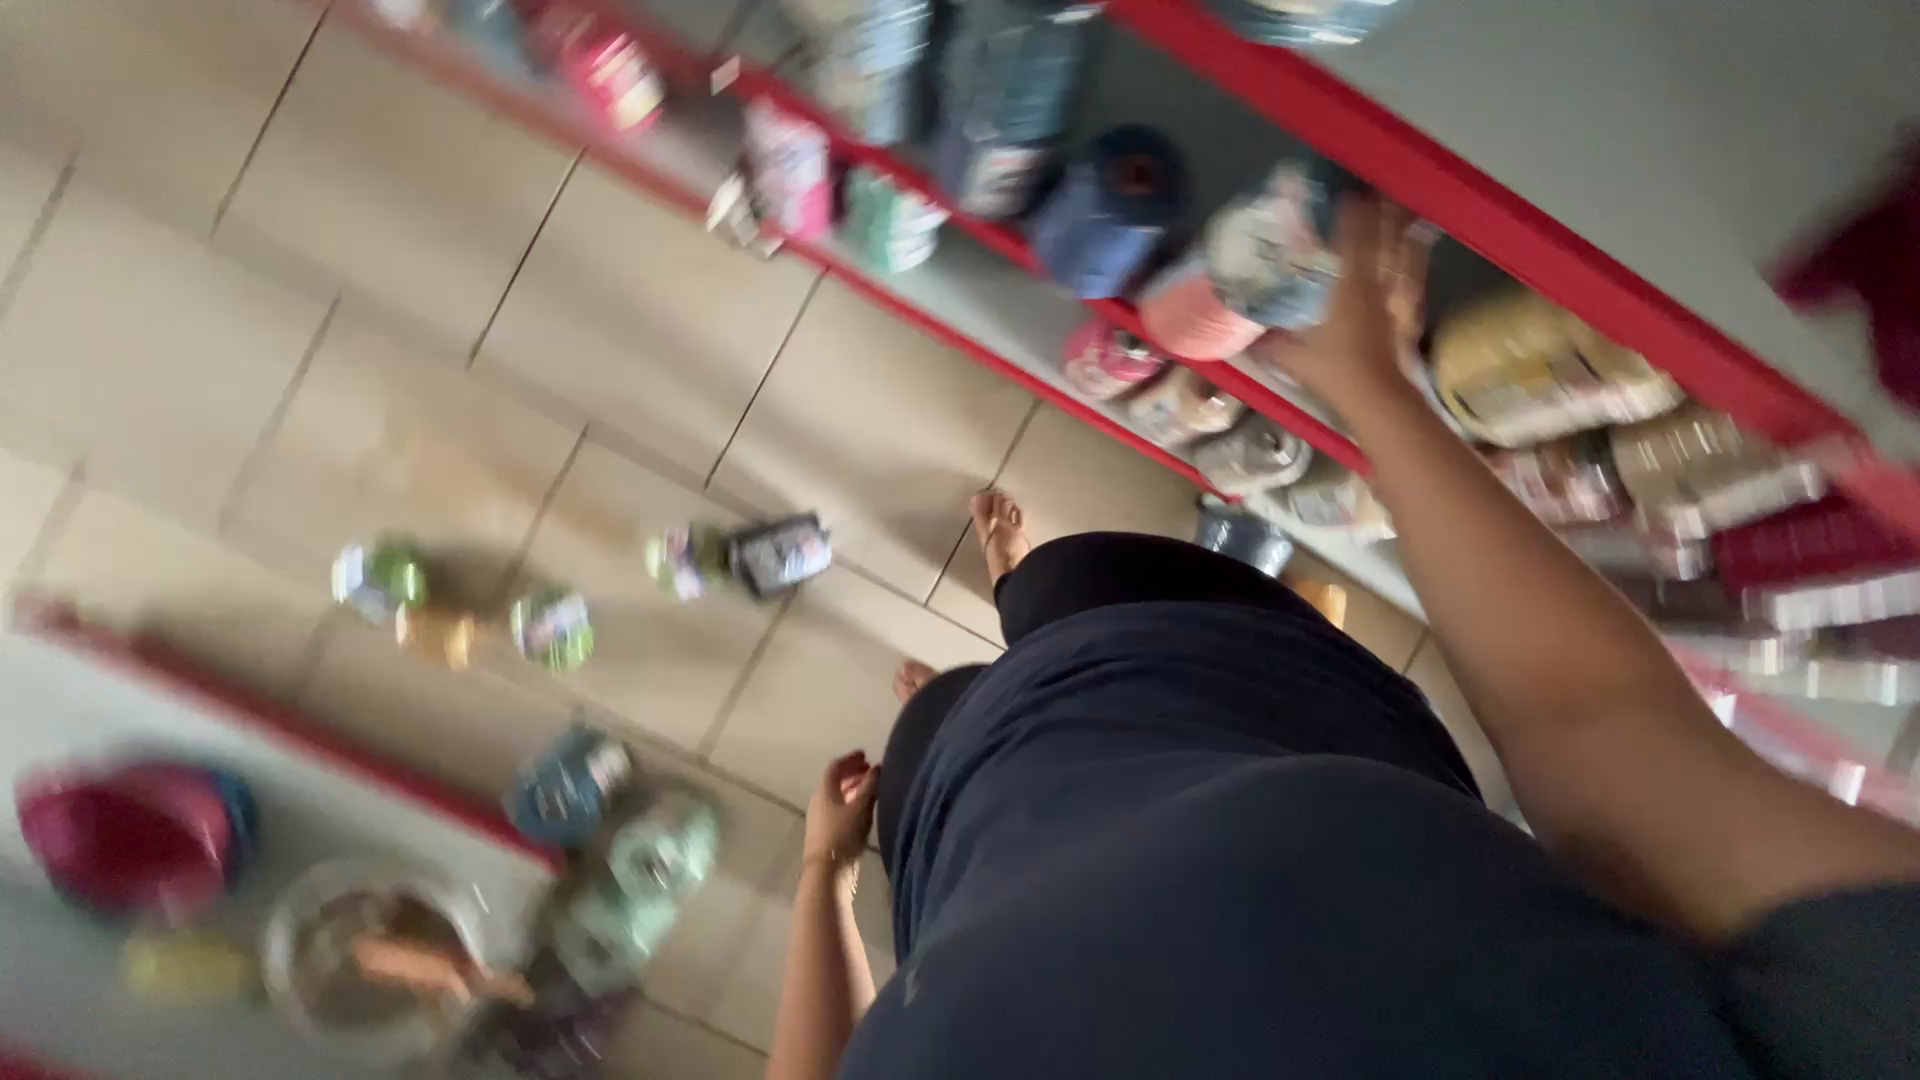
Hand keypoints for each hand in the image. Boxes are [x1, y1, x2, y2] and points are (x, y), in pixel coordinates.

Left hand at [803, 751, 879, 878]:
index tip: (866, 755)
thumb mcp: (861, 807)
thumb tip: (877, 767)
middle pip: (834, 781)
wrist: (826, 873)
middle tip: (870, 771)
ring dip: (852, 788)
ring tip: (869, 788)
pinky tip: (862, 810)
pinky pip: (837, 808)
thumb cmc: (844, 835)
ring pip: (836, 796)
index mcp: (824, 790)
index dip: (850, 759)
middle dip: (852, 773)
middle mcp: (818, 801)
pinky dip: (850, 802)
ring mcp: (819, 818)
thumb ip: (870, 785)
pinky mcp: (824, 833)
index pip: (835, 767)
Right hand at [1253, 196, 1430, 410]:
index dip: (1351, 216)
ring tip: (1405, 213)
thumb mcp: (1293, 359)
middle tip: (1381, 192)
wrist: (1377, 397)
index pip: (1353, 242)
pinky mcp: (1408, 318)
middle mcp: (1376, 287)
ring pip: (1404, 257)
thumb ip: (1271, 345)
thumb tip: (1248, 340)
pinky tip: (1419, 254)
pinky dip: (1417, 263)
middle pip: (1384, 241)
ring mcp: (1397, 301)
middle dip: (1382, 215)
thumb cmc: (1334, 372)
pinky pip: (1415, 282)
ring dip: (1404, 233)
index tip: (1347, 195)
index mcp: (1348, 288)